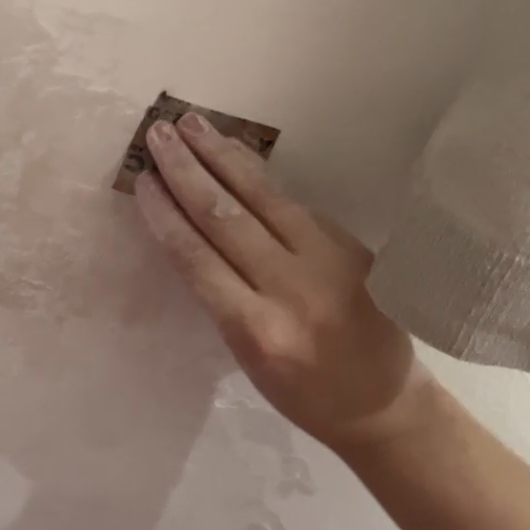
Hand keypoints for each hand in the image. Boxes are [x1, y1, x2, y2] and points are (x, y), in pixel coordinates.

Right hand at [134, 113, 418, 448]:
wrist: (386, 405)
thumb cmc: (302, 394)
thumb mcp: (245, 356)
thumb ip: (222, 294)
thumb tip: (194, 229)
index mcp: (257, 329)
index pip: (196, 258)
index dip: (165, 214)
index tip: (143, 180)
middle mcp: (290, 289)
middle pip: (226, 217)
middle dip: (187, 171)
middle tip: (160, 133)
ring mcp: (328, 261)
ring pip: (262, 197)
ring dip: (222, 156)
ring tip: (193, 124)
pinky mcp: (351, 245)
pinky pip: (293, 203)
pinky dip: (257, 175)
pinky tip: (235, 154)